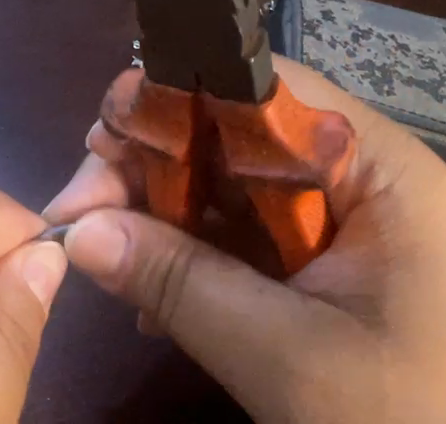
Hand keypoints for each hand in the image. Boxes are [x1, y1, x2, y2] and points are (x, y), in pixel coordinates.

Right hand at [44, 56, 445, 423]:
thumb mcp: (298, 363)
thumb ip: (183, 285)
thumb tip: (79, 231)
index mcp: (366, 155)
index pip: (246, 83)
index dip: (164, 98)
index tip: (96, 142)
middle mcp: (355, 166)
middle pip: (229, 131)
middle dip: (148, 164)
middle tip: (81, 215)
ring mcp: (351, 217)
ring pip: (233, 186)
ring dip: (165, 213)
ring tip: (105, 257)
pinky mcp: (345, 264)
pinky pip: (255, 236)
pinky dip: (200, 256)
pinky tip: (156, 297)